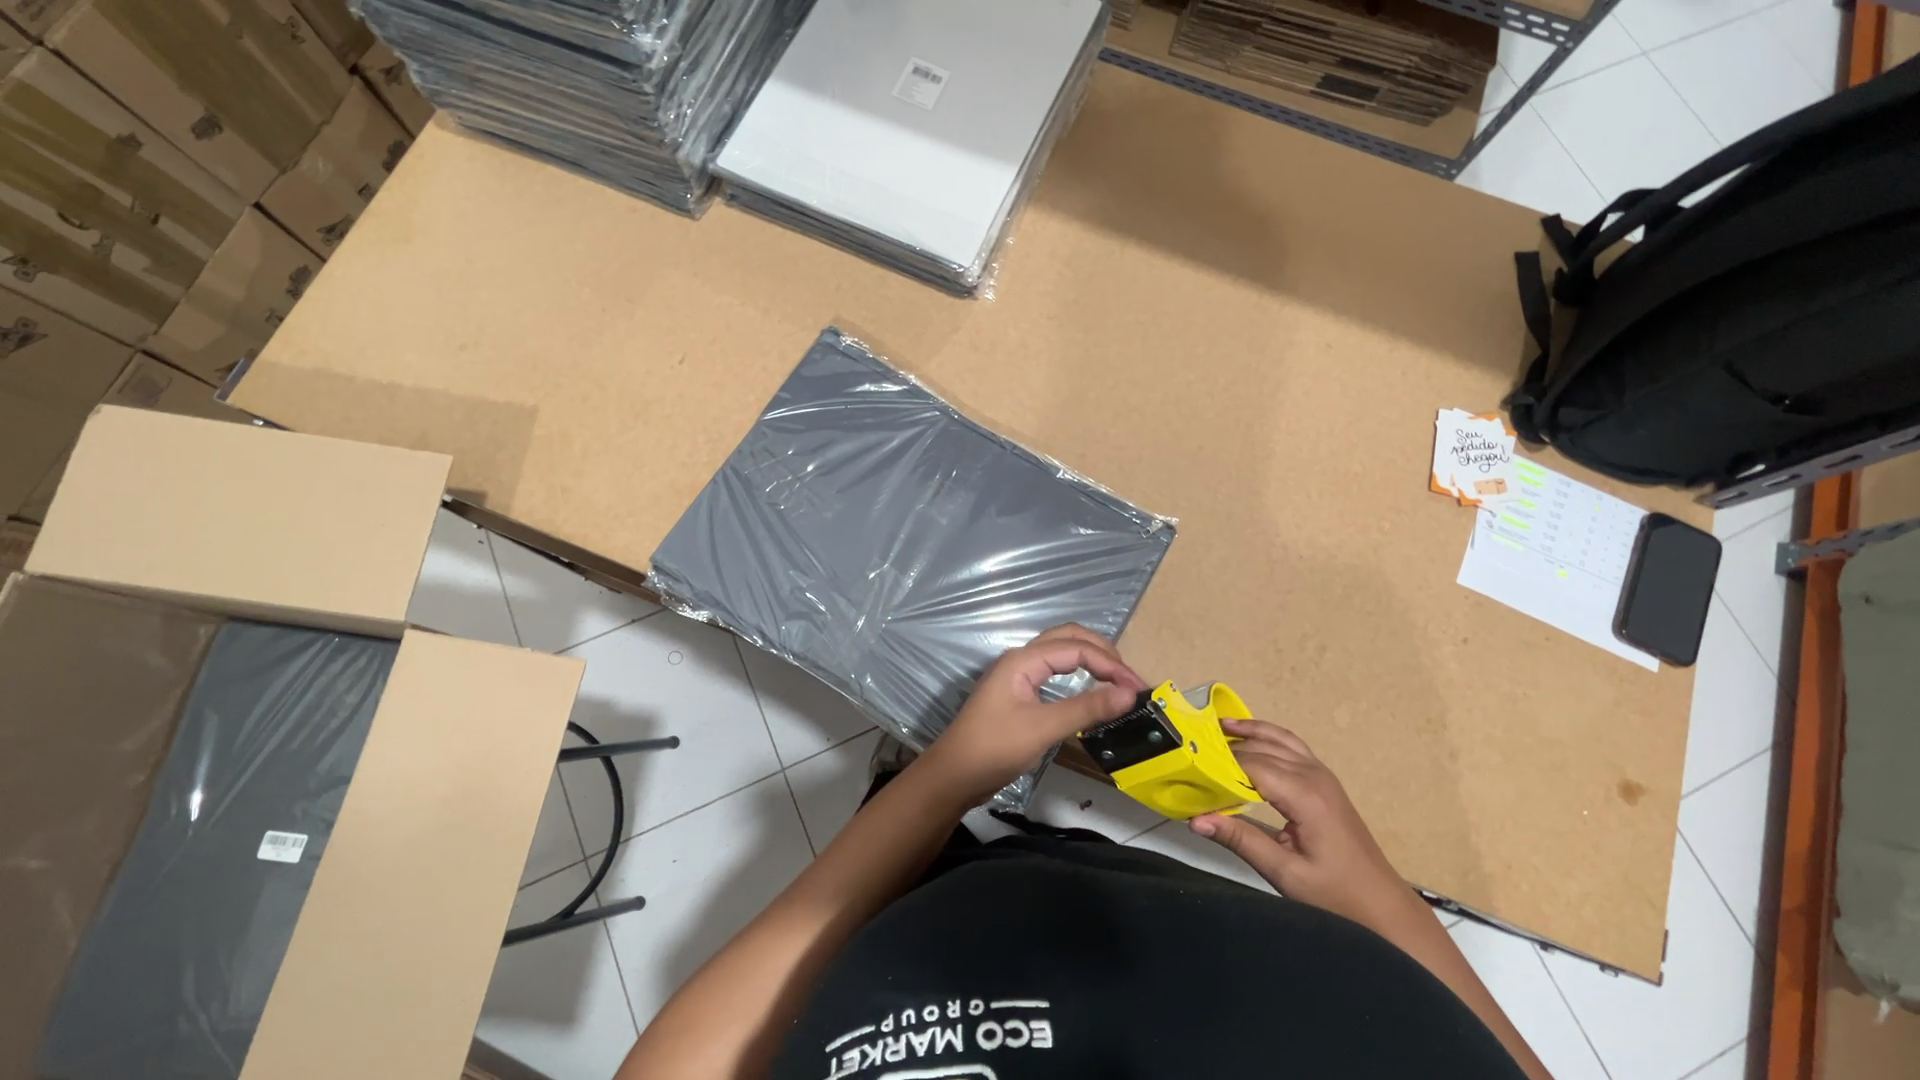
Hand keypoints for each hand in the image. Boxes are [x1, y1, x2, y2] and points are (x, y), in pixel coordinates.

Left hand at [913, 624, 1147, 806]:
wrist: (954, 776)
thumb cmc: (994, 748)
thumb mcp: (1043, 728)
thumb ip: (1086, 708)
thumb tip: (1130, 694)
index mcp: (1023, 660)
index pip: (1076, 649)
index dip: (1110, 664)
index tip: (1137, 688)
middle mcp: (1021, 660)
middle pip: (1069, 639)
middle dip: (1102, 652)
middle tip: (1129, 678)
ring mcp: (1019, 676)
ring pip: (1061, 654)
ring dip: (1090, 659)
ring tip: (1117, 680)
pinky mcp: (1019, 694)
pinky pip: (1054, 672)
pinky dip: (1078, 674)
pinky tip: (1091, 690)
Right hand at [1189, 720, 1413, 929]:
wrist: (1382, 907)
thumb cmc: (1335, 894)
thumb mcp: (1284, 872)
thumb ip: (1240, 839)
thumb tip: (1195, 819)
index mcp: (1305, 796)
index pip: (1251, 764)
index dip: (1219, 763)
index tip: (1189, 769)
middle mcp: (1315, 776)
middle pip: (1263, 747)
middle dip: (1228, 747)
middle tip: (1193, 751)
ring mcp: (1323, 776)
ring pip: (1279, 739)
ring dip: (1249, 732)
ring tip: (1216, 729)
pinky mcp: (1325, 782)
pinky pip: (1292, 747)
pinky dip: (1268, 738)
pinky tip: (1251, 740)